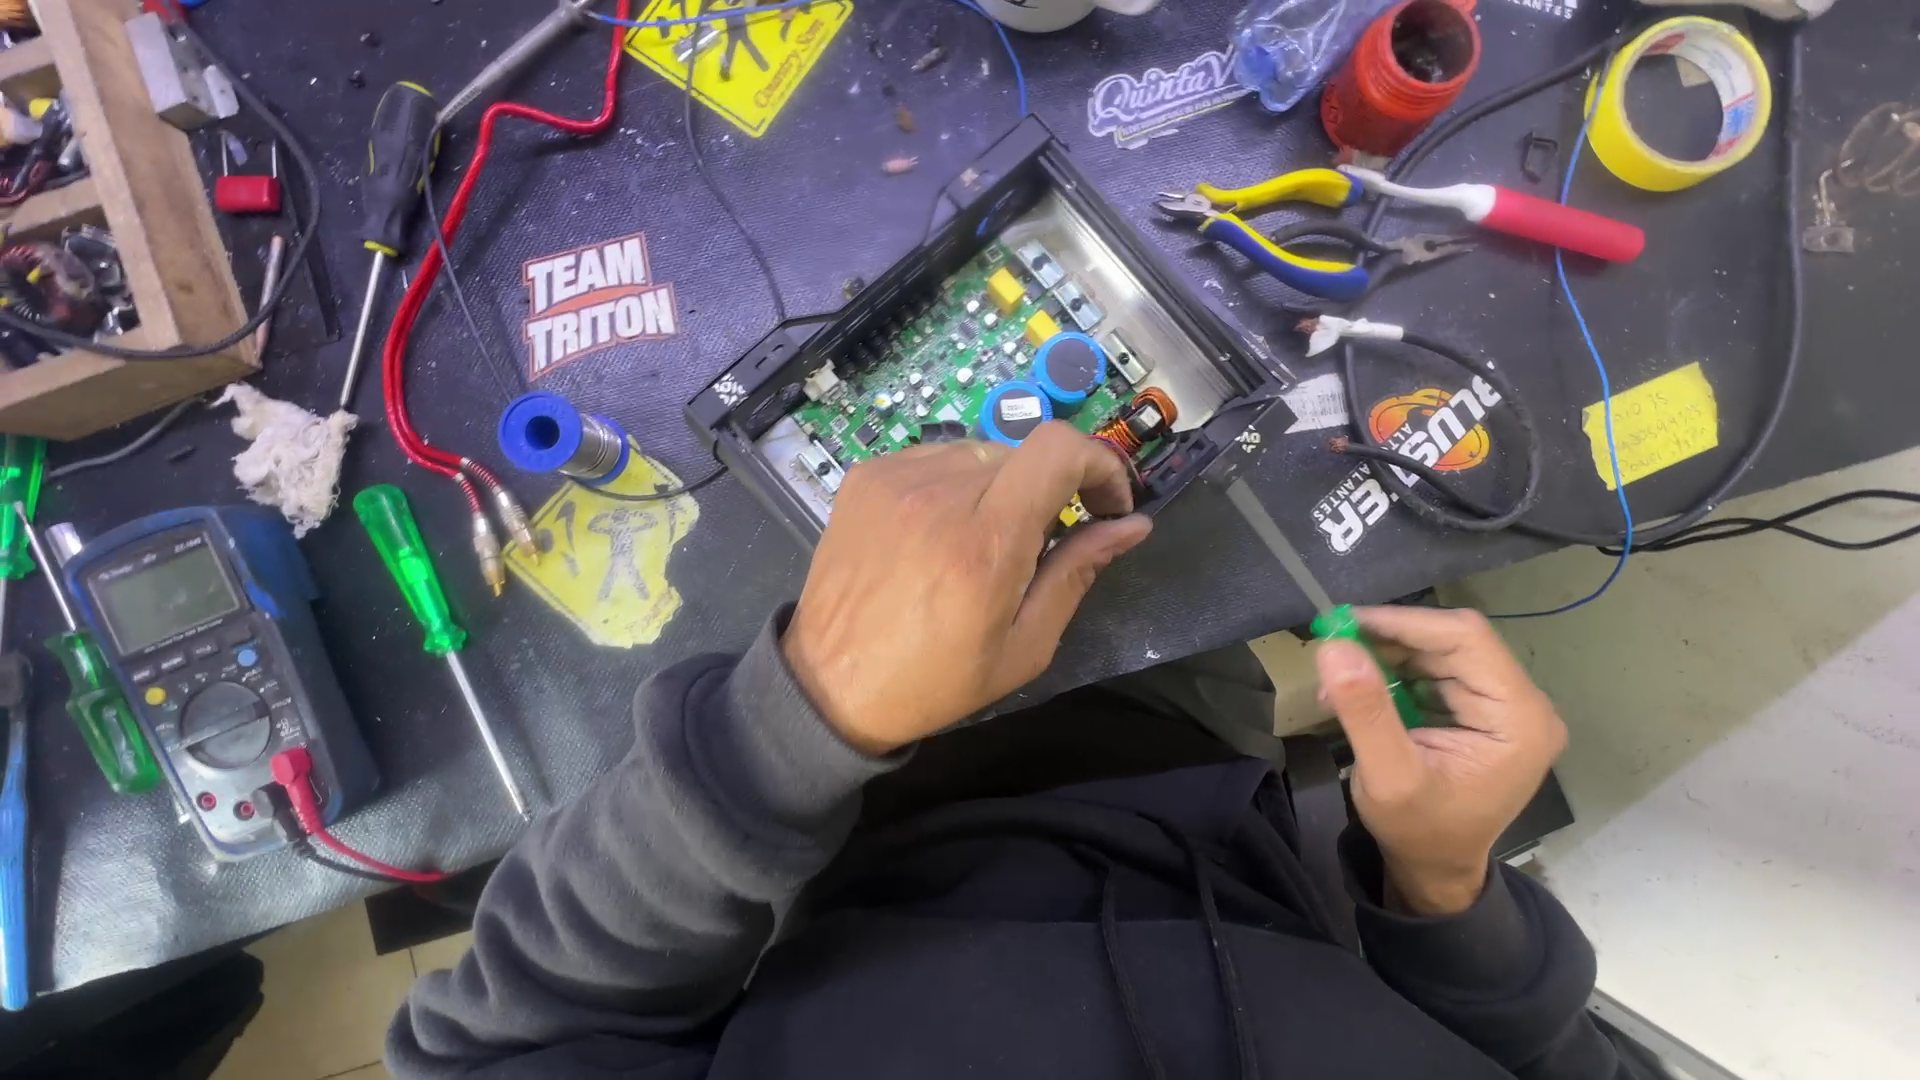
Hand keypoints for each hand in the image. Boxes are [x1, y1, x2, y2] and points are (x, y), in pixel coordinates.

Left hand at [783, 423, 1152, 755]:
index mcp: (985, 542)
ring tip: (984, 539)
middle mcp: (939, 493)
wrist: (831, 684)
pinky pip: (935, 458)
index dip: (1099, 464)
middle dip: (1052, 488)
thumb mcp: (1024, 646)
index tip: (1105, 506)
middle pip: (1025, 452)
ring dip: (1002, 486)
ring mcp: (895, 478)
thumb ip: (1078, 573)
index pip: (1059, 449)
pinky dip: (955, 483)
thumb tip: (1133, 525)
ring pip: (980, 452)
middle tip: (1041, 542)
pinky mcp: (865, 476)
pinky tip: (942, 528)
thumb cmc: (936, 679)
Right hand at [1314, 606, 1566, 914]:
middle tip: (1330, 648)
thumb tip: (1333, 646)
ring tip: (1335, 683)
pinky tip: (1354, 691)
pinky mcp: (1474, 707)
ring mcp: (1498, 704)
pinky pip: (1428, 668)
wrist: (1434, 867)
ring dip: (1380, 656)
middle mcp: (1519, 703)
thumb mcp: (1388, 776)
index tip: (1342, 623)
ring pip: (1434, 650)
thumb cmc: (1419, 830)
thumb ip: (1365, 710)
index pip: (1466, 639)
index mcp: (1519, 718)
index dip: (1404, 622)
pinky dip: (1386, 672)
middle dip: (1386, 640)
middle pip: (1450, 641)